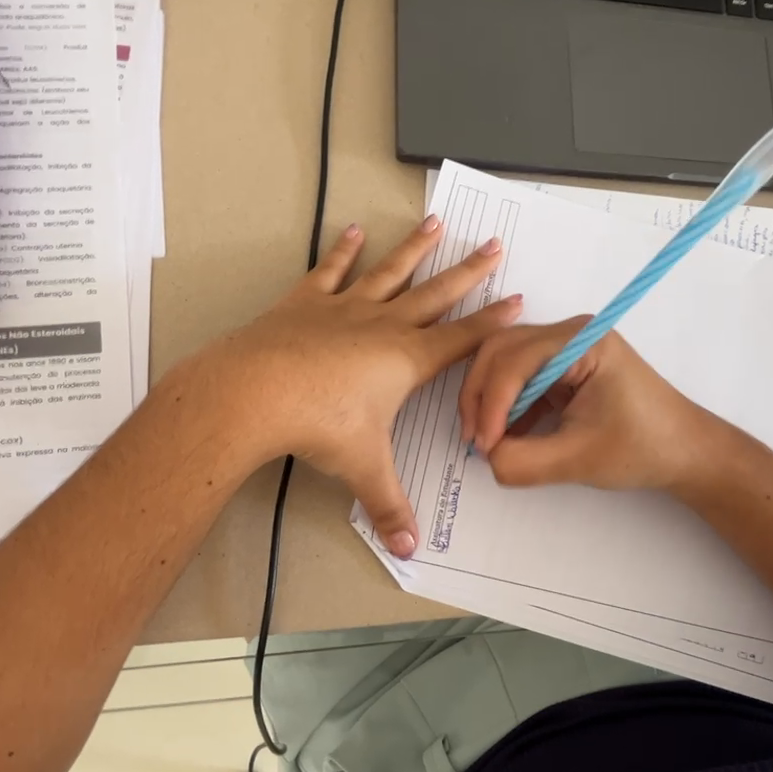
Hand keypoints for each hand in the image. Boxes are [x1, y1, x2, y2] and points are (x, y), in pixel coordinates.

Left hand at [182, 216, 519, 556]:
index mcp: (405, 360)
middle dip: (468, 272)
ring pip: (389, 272)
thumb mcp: (363, 469)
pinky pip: (330, 271)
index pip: (462, 339)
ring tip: (435, 223)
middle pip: (436, 294)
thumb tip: (408, 548)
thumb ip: (390, 506)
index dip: (492, 323)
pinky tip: (352, 230)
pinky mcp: (306, 303)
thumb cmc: (317, 425)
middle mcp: (382, 325)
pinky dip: (342, 250)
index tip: (516, 299)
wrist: (255, 392)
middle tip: (492, 245)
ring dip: (414, 249)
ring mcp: (344, 308)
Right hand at [457, 320, 717, 491]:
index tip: (484, 446)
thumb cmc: (642, 448)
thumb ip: (521, 461)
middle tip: (475, 441)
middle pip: (500, 351)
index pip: (515, 359)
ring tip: (487, 442)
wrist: (684, 452)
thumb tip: (485, 457)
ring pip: (502, 363)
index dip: (491, 403)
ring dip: (488, 401)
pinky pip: (517, 380)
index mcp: (582, 341)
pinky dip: (504, 407)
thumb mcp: (577, 461)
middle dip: (481, 396)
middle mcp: (568, 334)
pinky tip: (506, 437)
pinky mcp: (561, 370)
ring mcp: (564, 350)